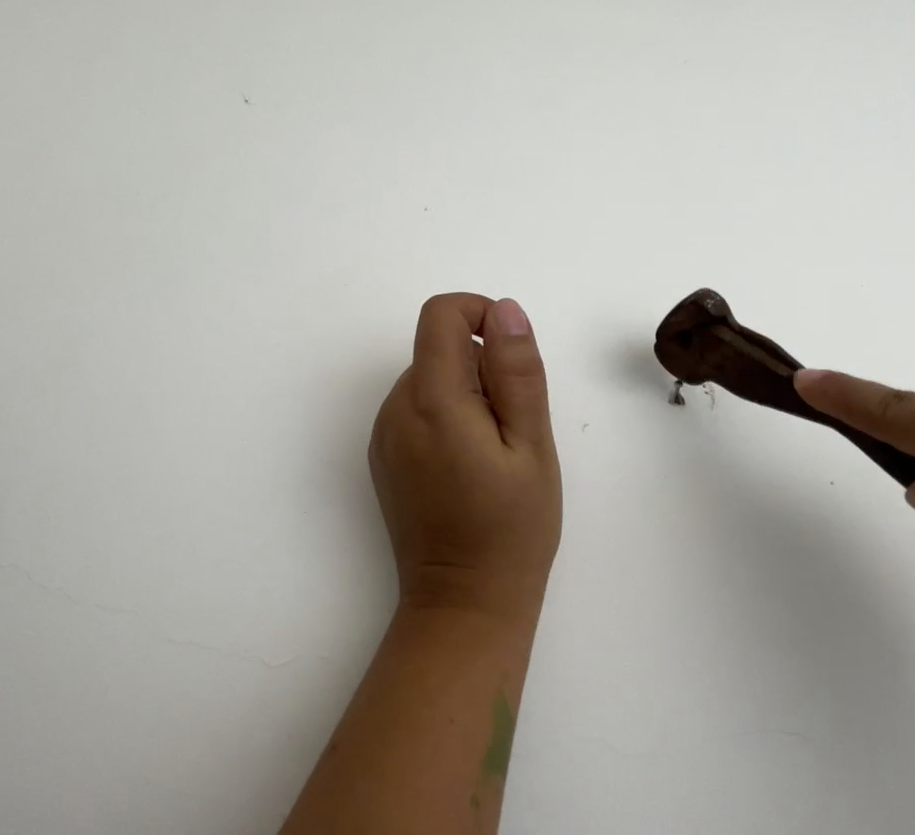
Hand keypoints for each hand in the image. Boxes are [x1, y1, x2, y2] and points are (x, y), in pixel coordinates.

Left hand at [369, 294, 561, 617]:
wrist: (464, 604)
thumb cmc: (511, 528)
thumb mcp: (531, 445)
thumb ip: (517, 372)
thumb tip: (505, 309)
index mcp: (431, 399)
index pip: (441, 314)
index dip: (481, 315)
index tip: (513, 356)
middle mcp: (395, 409)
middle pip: (438, 349)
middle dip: (482, 367)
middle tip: (514, 428)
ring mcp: (384, 435)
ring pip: (430, 379)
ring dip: (467, 394)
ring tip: (495, 453)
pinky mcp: (384, 458)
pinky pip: (418, 410)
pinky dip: (448, 417)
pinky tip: (470, 467)